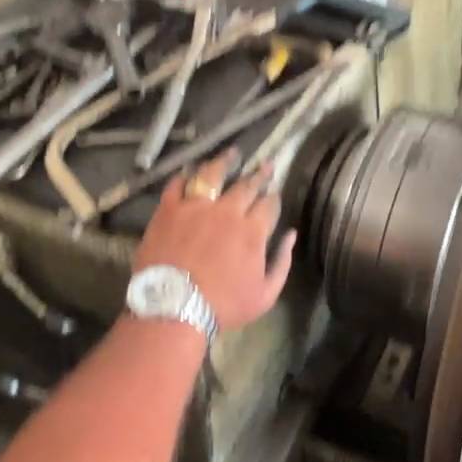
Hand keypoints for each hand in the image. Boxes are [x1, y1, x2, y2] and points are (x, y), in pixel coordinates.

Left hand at [135, 153, 292, 330]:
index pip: (269, 203)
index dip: (274, 196)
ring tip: (232, 153)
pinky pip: (178, 184)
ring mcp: (196, 207)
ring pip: (213, 174)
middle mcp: (227, 211)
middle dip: (259, 173)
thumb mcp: (266, 294)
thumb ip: (283, 262)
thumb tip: (292, 235)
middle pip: (247, 184)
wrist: (172, 308)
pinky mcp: (169, 210)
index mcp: (252, 230)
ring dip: (225, 162)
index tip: (275, 192)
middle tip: (265, 164)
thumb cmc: (222, 306)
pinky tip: (191, 170)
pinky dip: (186, 175)